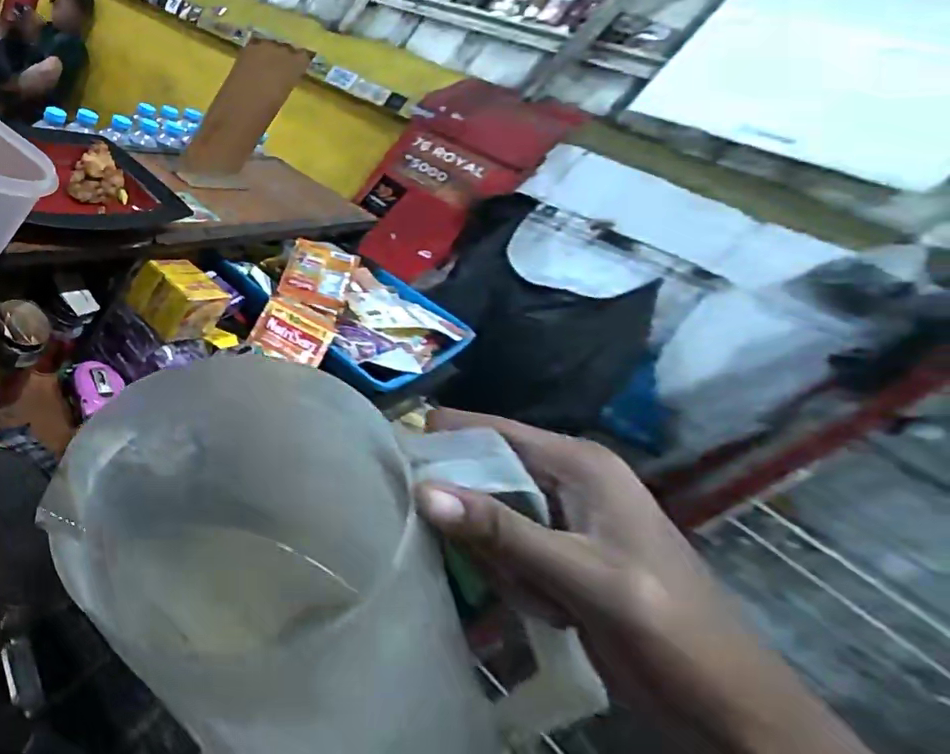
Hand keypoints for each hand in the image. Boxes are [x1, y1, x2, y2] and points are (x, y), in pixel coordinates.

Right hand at [415, 409, 868, 753]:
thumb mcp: (586, 579)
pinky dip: (503, 572)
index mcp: (576, 461)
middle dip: (466, 512)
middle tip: (480, 555)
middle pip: (472, 468)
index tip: (405, 483)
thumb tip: (420, 489)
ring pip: (478, 509)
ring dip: (488, 552)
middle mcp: (561, 475)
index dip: (437, 447)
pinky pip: (496, 541)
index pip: (476, 427)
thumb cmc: (674, 633)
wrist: (737, 716)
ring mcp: (558, 513)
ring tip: (529, 590)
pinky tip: (539, 604)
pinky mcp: (553, 548)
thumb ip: (503, 532)